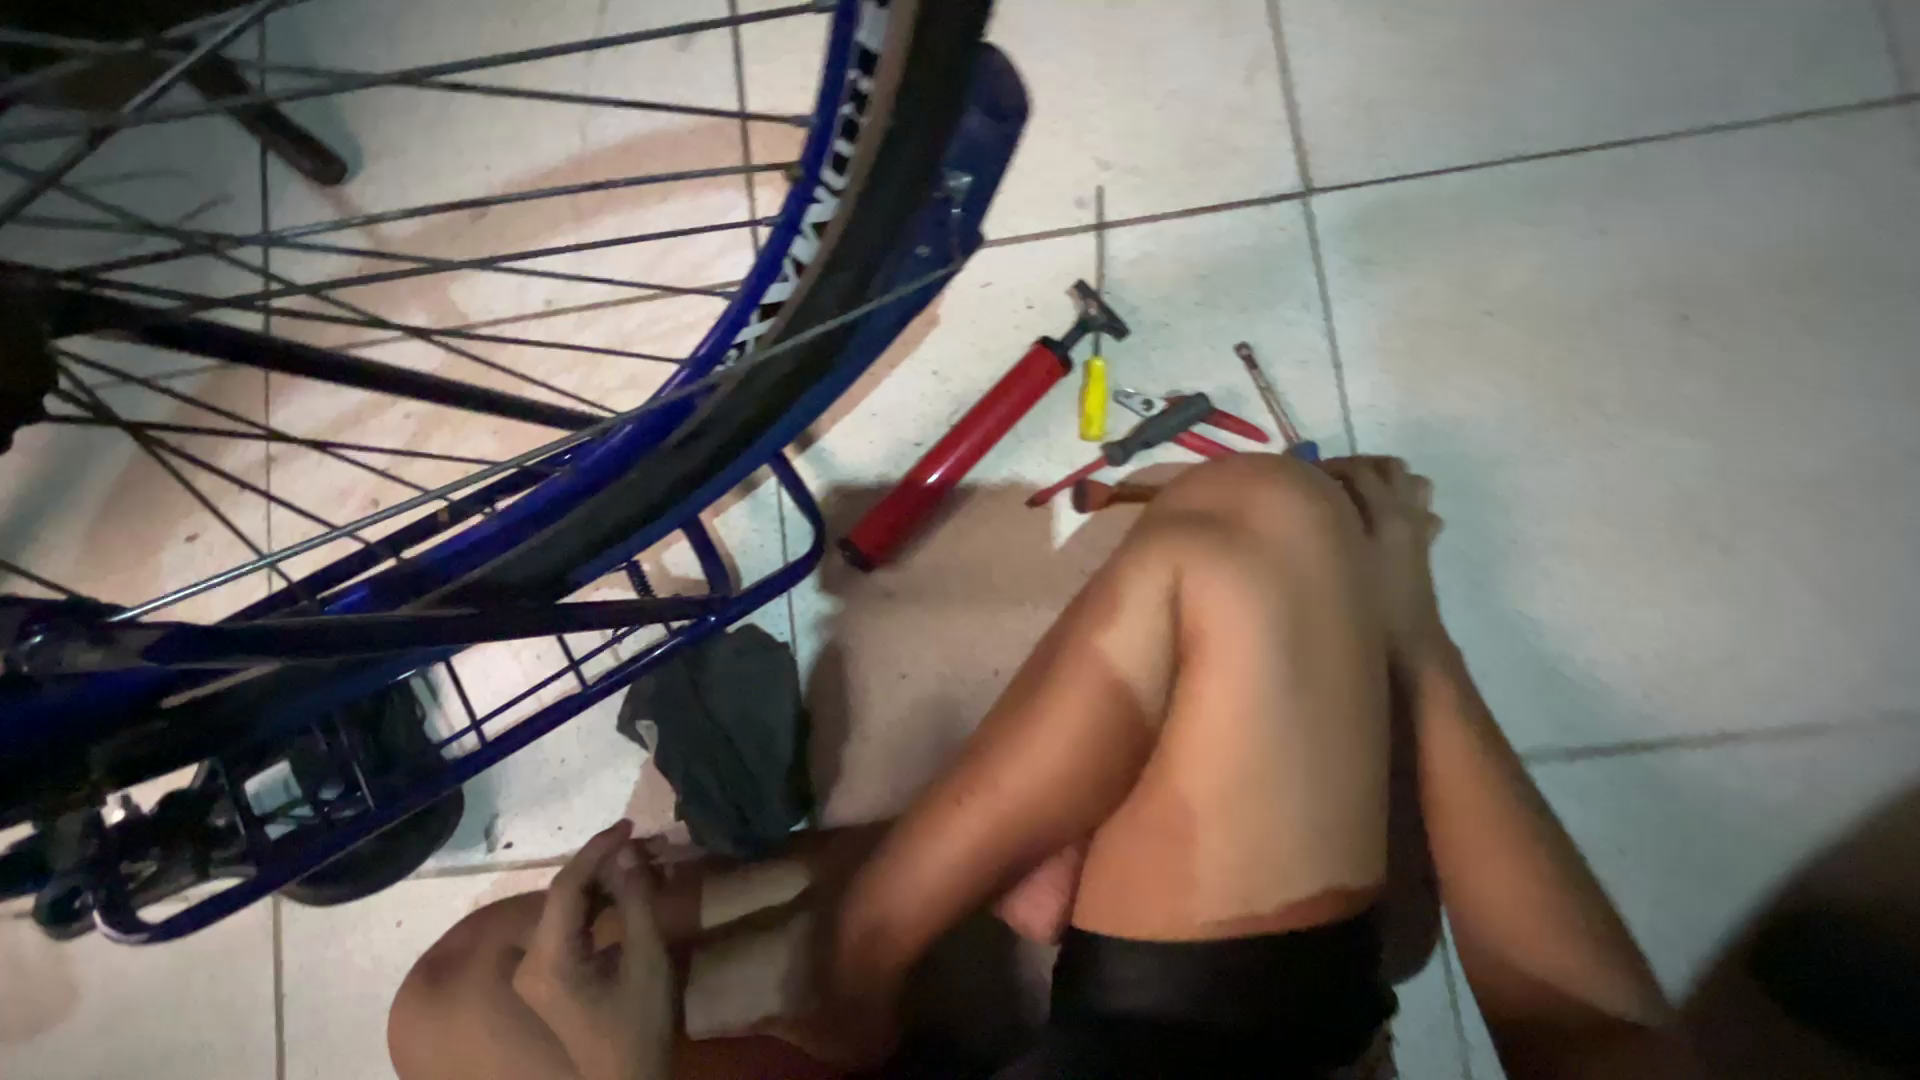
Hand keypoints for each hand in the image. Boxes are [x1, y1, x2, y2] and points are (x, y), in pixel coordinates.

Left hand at [512, 822, 673, 1079]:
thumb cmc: (639, 1024)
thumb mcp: (647, 958)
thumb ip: (637, 900)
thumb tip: (630, 851)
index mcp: (548, 958)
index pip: (567, 885)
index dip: (597, 849)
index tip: (631, 825)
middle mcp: (530, 961)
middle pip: (565, 893)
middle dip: (604, 863)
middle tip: (645, 844)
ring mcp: (536, 971)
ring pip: (567, 906)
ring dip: (603, 881)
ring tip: (642, 862)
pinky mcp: (549, 977)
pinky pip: (569, 924)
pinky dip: (597, 903)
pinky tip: (626, 892)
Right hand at [1321, 456, 1447, 659]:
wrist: (1410, 640)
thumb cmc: (1369, 603)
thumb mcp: (1340, 560)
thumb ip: (1323, 524)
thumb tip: (1300, 498)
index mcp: (1386, 512)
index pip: (1357, 469)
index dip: (1327, 466)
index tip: (1301, 477)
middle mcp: (1407, 512)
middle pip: (1389, 467)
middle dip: (1357, 466)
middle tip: (1326, 482)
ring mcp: (1419, 528)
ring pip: (1410, 484)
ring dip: (1384, 481)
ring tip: (1355, 496)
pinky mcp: (1423, 546)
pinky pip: (1419, 511)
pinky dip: (1402, 505)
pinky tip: (1379, 522)